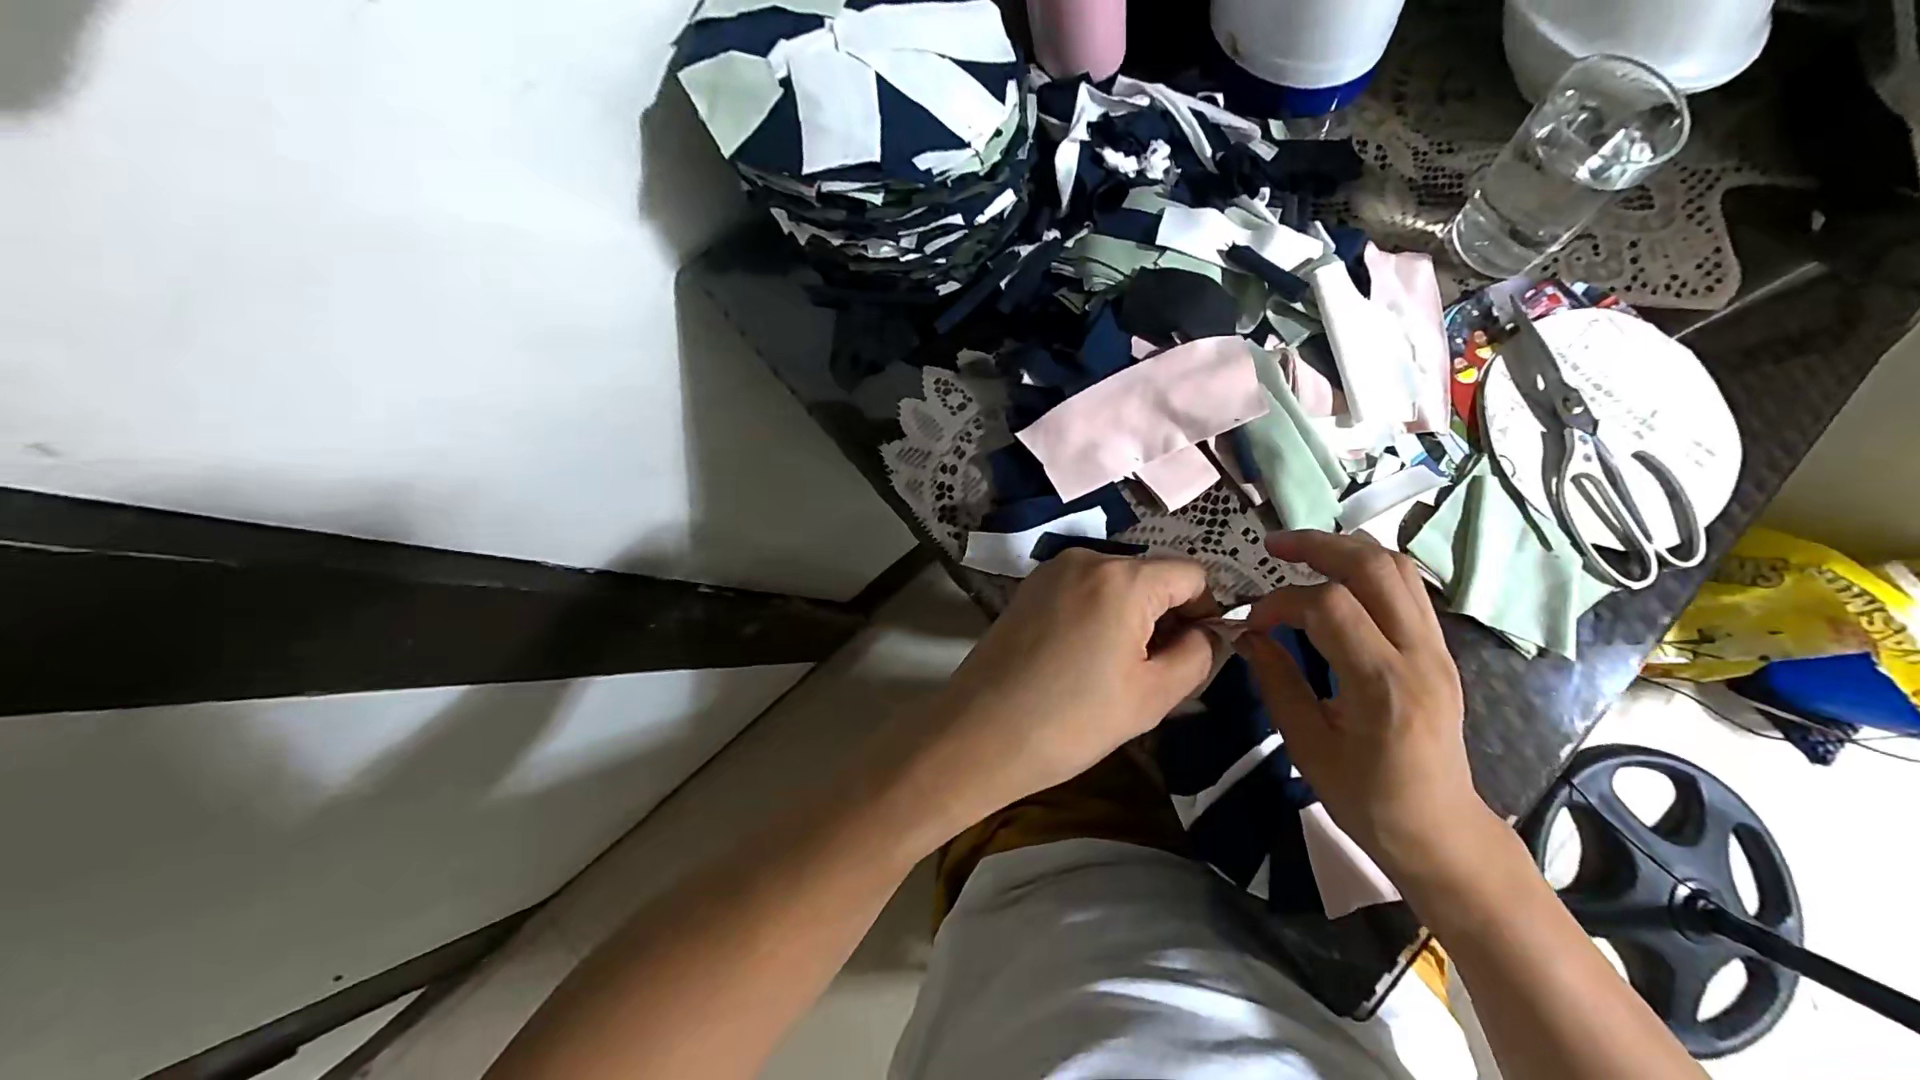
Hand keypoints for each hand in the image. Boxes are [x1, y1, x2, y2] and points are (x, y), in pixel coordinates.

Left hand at [911, 550, 1215, 820]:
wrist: (977, 736)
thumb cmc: (1071, 721)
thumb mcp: (1152, 696)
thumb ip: (1197, 655)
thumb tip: (1209, 633)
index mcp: (1122, 578)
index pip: (1191, 575)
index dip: (1206, 612)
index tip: (1196, 655)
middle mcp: (1085, 559)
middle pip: (1151, 576)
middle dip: (1166, 617)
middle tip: (1156, 673)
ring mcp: (1050, 572)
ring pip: (1116, 585)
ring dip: (1131, 619)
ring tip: (1115, 673)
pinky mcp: (1026, 590)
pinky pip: (1082, 592)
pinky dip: (1097, 617)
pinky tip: (1082, 661)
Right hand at [1237, 530, 1495, 879]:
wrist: (1439, 828)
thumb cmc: (1366, 798)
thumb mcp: (1307, 746)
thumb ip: (1277, 681)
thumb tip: (1248, 635)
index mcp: (1383, 685)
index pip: (1328, 607)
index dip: (1280, 602)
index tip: (1253, 623)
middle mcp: (1419, 656)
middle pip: (1375, 567)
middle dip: (1318, 545)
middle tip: (1274, 546)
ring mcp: (1437, 649)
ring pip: (1398, 568)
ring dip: (1346, 550)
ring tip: (1302, 555)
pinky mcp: (1439, 650)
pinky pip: (1407, 589)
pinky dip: (1366, 571)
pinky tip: (1334, 581)